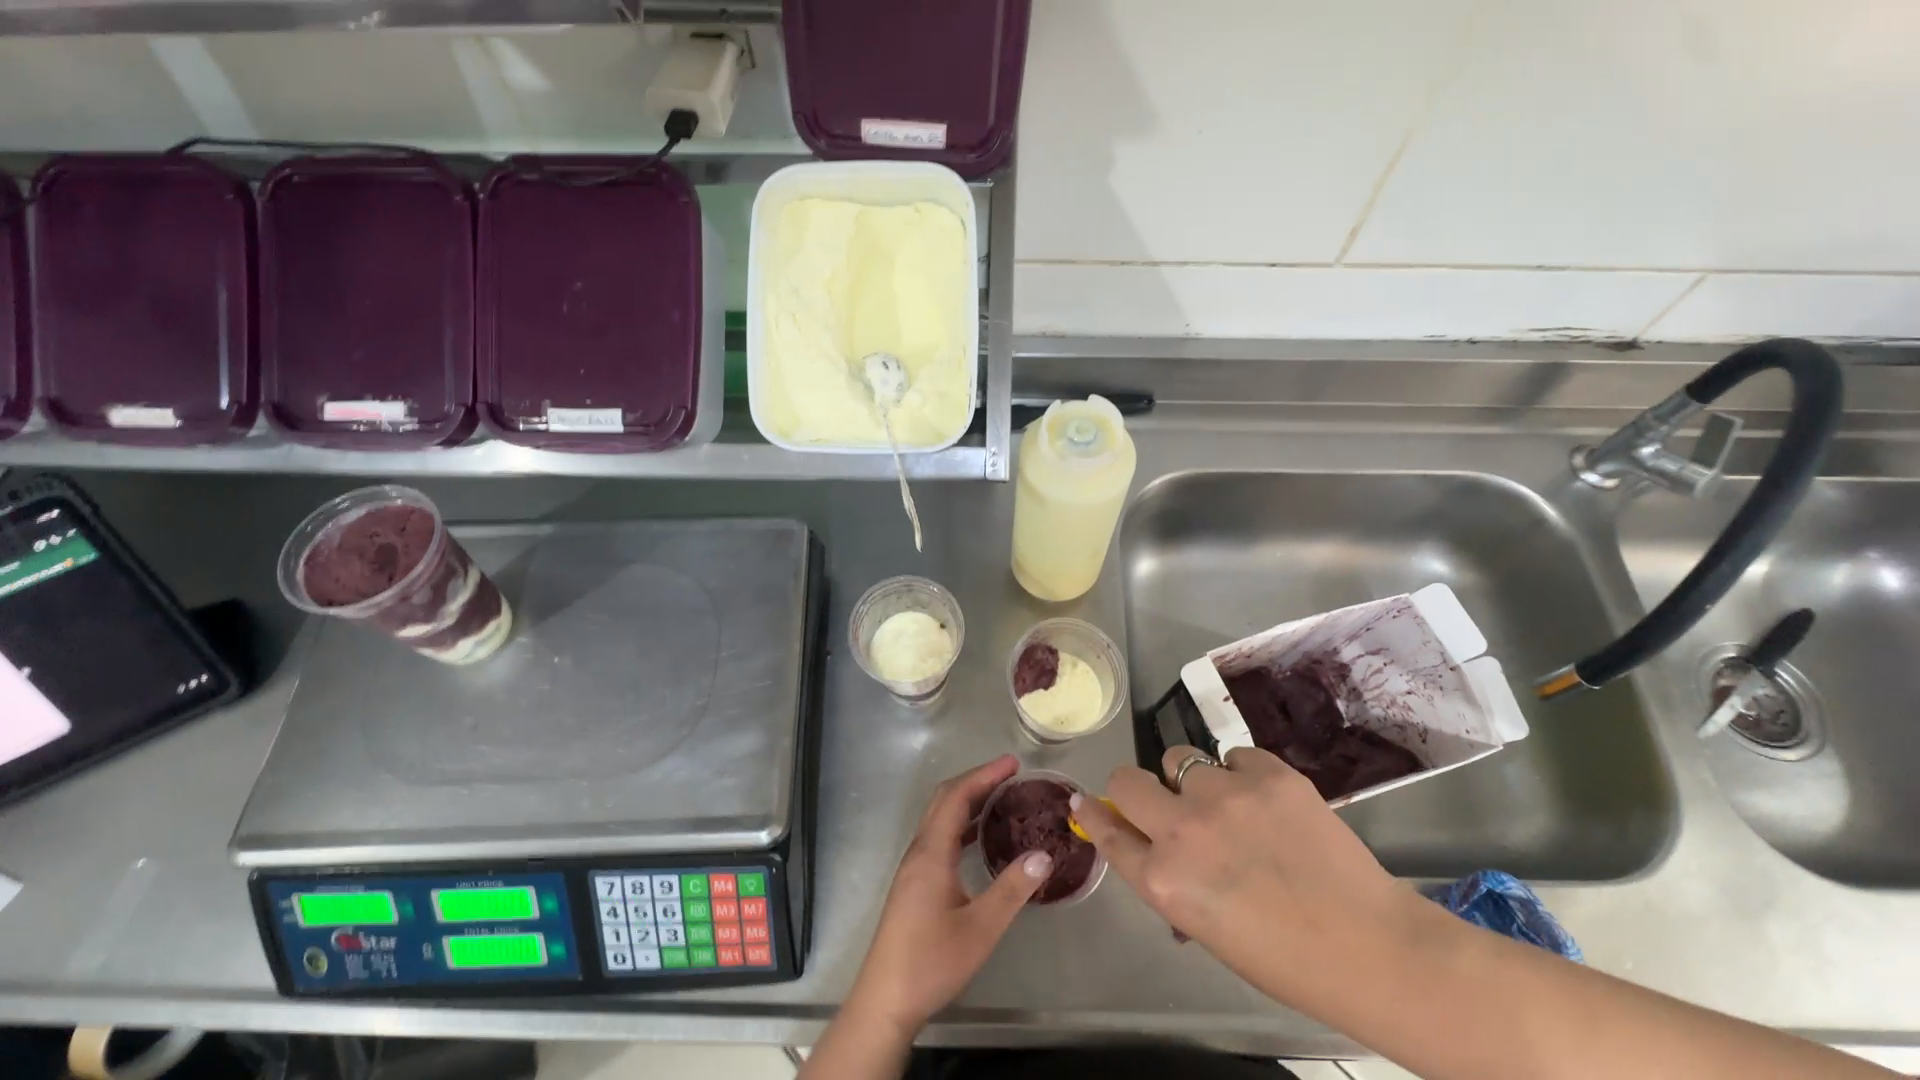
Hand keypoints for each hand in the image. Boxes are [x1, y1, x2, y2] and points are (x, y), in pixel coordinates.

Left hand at [845, 754, 1053, 1031]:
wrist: (886, 999)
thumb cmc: (931, 962)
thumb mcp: (980, 928)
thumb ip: (1012, 889)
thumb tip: (1043, 855)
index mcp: (931, 854)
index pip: (956, 798)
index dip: (984, 775)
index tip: (1013, 763)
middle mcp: (918, 853)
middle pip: (943, 801)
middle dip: (976, 782)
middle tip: (1010, 775)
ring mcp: (913, 869)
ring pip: (939, 820)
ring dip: (967, 803)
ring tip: (1001, 799)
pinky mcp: (914, 885)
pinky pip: (938, 839)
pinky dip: (960, 826)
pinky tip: (980, 840)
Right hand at [1072, 745, 1424, 1003]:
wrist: (1369, 945)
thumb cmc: (1282, 959)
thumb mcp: (1205, 928)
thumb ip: (1170, 881)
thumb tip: (1156, 849)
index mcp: (1162, 879)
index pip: (1107, 833)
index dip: (1095, 815)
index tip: (1086, 802)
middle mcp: (1183, 829)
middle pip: (1126, 781)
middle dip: (1133, 789)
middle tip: (1160, 800)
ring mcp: (1226, 794)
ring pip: (1181, 759)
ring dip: (1193, 780)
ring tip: (1229, 805)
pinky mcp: (1270, 773)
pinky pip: (1234, 755)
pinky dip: (1241, 773)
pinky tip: (1265, 801)